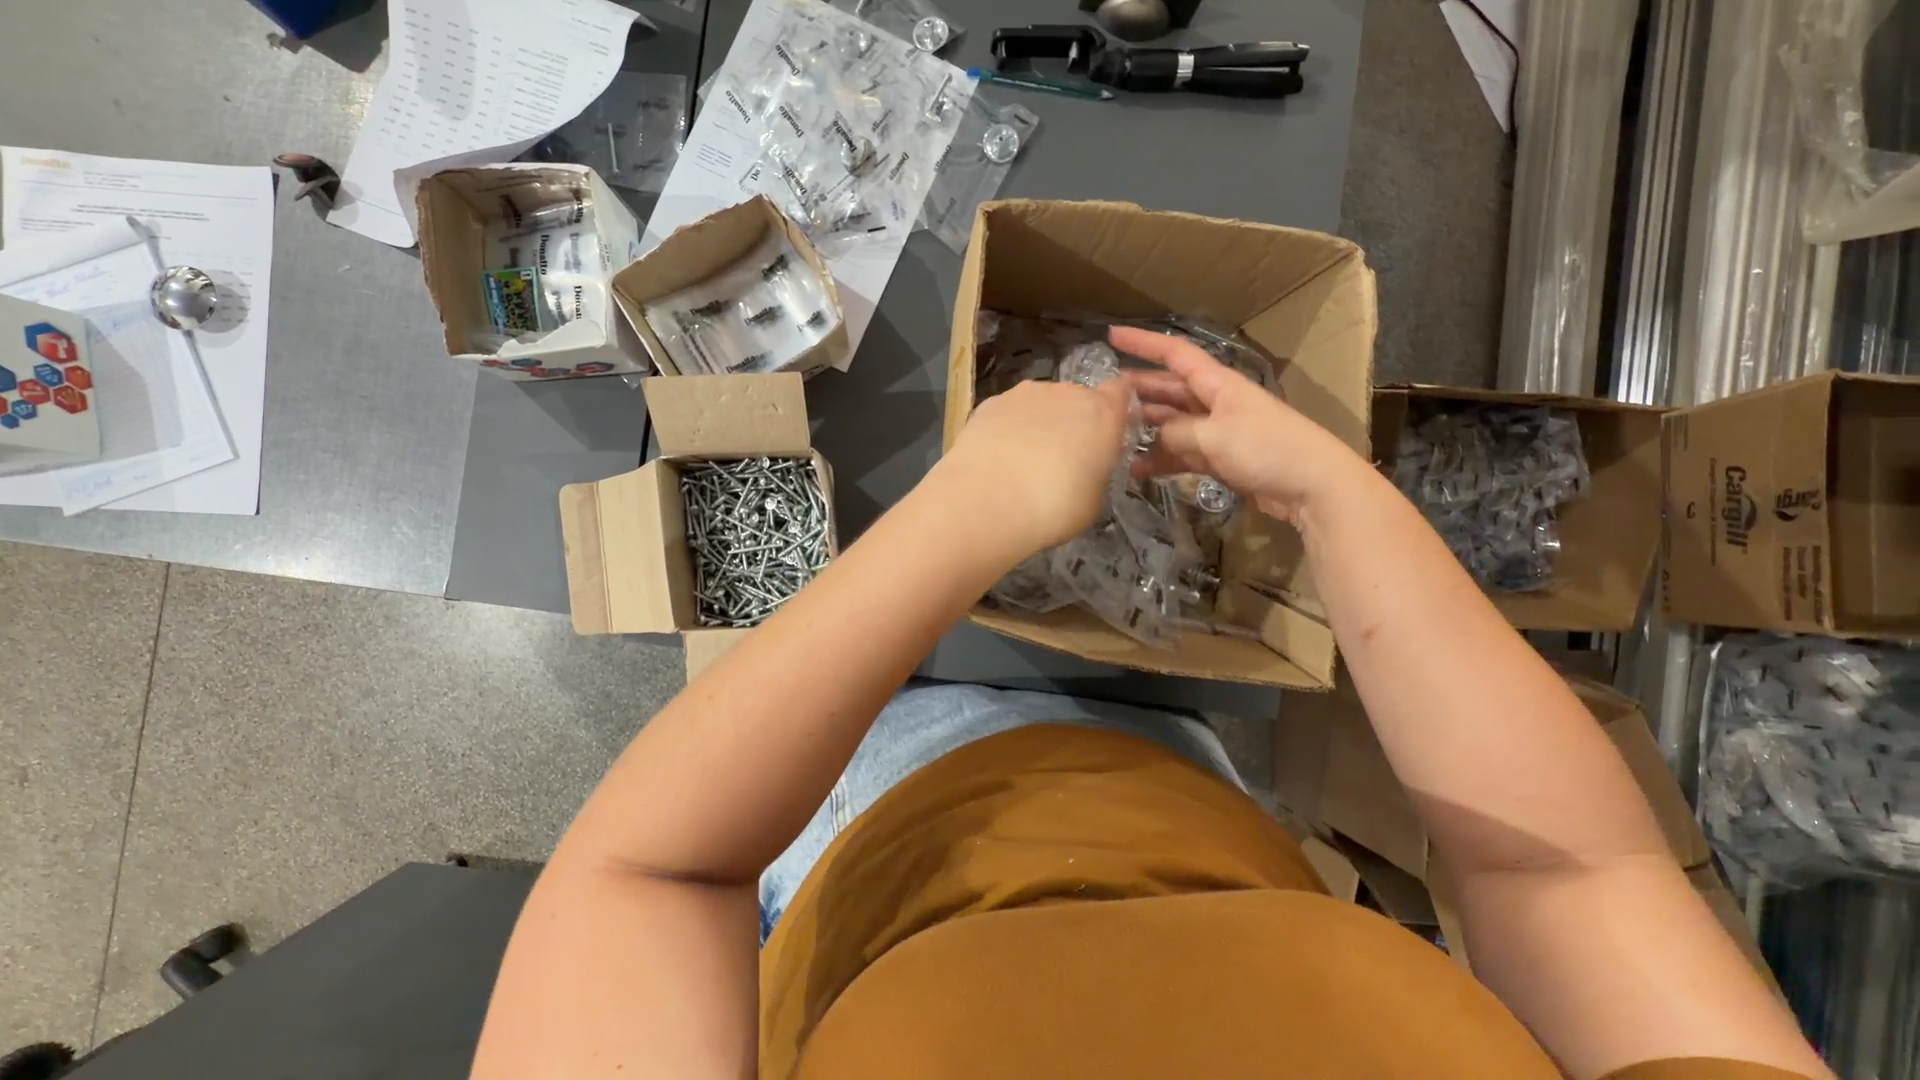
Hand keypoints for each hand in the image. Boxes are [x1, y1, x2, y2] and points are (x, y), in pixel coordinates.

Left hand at [936, 377, 1131, 554]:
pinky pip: (1009, 412)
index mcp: (1102, 414)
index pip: (1120, 392)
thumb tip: (1084, 470)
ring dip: (1038, 423)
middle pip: (1077, 398)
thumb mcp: (1093, 501)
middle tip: (1061, 458)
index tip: (1108, 432)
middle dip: (1072, 422)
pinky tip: (997, 457)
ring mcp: (1025, 394)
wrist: (987, 501)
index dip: (1115, 408)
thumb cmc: (1054, 507)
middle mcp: (1067, 393)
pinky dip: (1007, 428)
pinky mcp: (990, 402)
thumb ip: (1094, 474)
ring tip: (1023, 460)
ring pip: (1040, 403)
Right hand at [1112, 325, 1369, 523]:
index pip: (1175, 355)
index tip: (1112, 334)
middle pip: (1170, 390)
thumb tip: (1153, 435)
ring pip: (1174, 425)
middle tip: (1101, 396)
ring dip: (1147, 431)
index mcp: (1218, 384)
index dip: (1144, 344)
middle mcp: (1217, 402)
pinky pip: (1184, 454)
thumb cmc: (1268, 449)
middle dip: (1138, 390)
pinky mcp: (1224, 460)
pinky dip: (1163, 461)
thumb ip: (1177, 433)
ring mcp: (1220, 432)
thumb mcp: (1215, 436)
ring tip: (1112, 438)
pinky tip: (1138, 470)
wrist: (1312, 486)